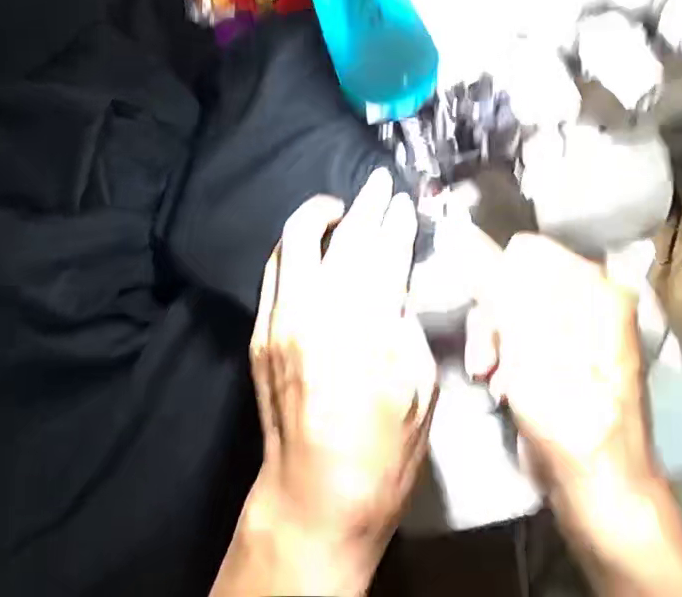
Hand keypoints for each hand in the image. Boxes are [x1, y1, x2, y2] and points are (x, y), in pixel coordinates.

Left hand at [212, 169, 436, 596]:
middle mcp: (320, 314)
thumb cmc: (384, 452)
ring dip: (322, 214)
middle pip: (345, 238)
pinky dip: (294, 245)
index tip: (405, 202)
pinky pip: (274, 270)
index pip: (385, 253)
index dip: (398, 222)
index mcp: (368, 328)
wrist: (316, 497)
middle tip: (379, 182)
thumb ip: (408, 325)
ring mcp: (283, 321)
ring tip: (342, 204)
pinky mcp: (261, 334)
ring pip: (298, 242)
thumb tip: (399, 285)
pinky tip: (312, 240)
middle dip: (367, 204)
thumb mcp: (420, 386)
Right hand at [464, 234, 681, 596]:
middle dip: (494, 318)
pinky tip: (504, 389)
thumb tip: (463, 235)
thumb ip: (495, 284)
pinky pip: (529, 339)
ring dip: (497, 342)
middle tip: (484, 359)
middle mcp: (596, 299)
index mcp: (596, 285)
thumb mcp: (524, 344)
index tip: (483, 319)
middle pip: (521, 281)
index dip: (496, 281)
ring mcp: (587, 330)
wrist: (604, 494)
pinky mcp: (574, 359)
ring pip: (519, 311)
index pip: (527, 251)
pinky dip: (511, 360)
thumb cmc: (568, 416)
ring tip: (492, 379)